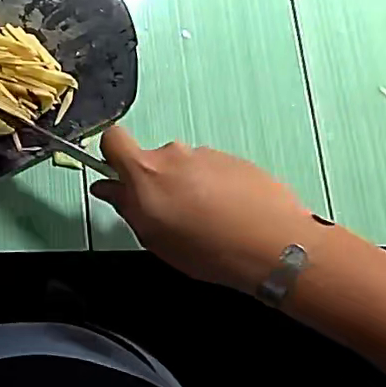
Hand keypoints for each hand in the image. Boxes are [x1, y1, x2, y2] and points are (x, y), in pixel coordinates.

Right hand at [90, 126, 324, 293]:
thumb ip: (125, 205)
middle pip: (153, 158)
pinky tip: (228, 218)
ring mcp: (209, 156)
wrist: (276, 247)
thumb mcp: (151, 235)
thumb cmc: (211, 247)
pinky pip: (217, 172)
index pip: (113, 139)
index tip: (117, 172)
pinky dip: (217, 189)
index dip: (111, 153)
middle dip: (156, 180)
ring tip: (205, 221)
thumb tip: (109, 189)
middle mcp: (175, 154)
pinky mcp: (240, 163)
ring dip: (189, 186)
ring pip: (186, 166)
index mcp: (145, 170)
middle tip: (168, 212)